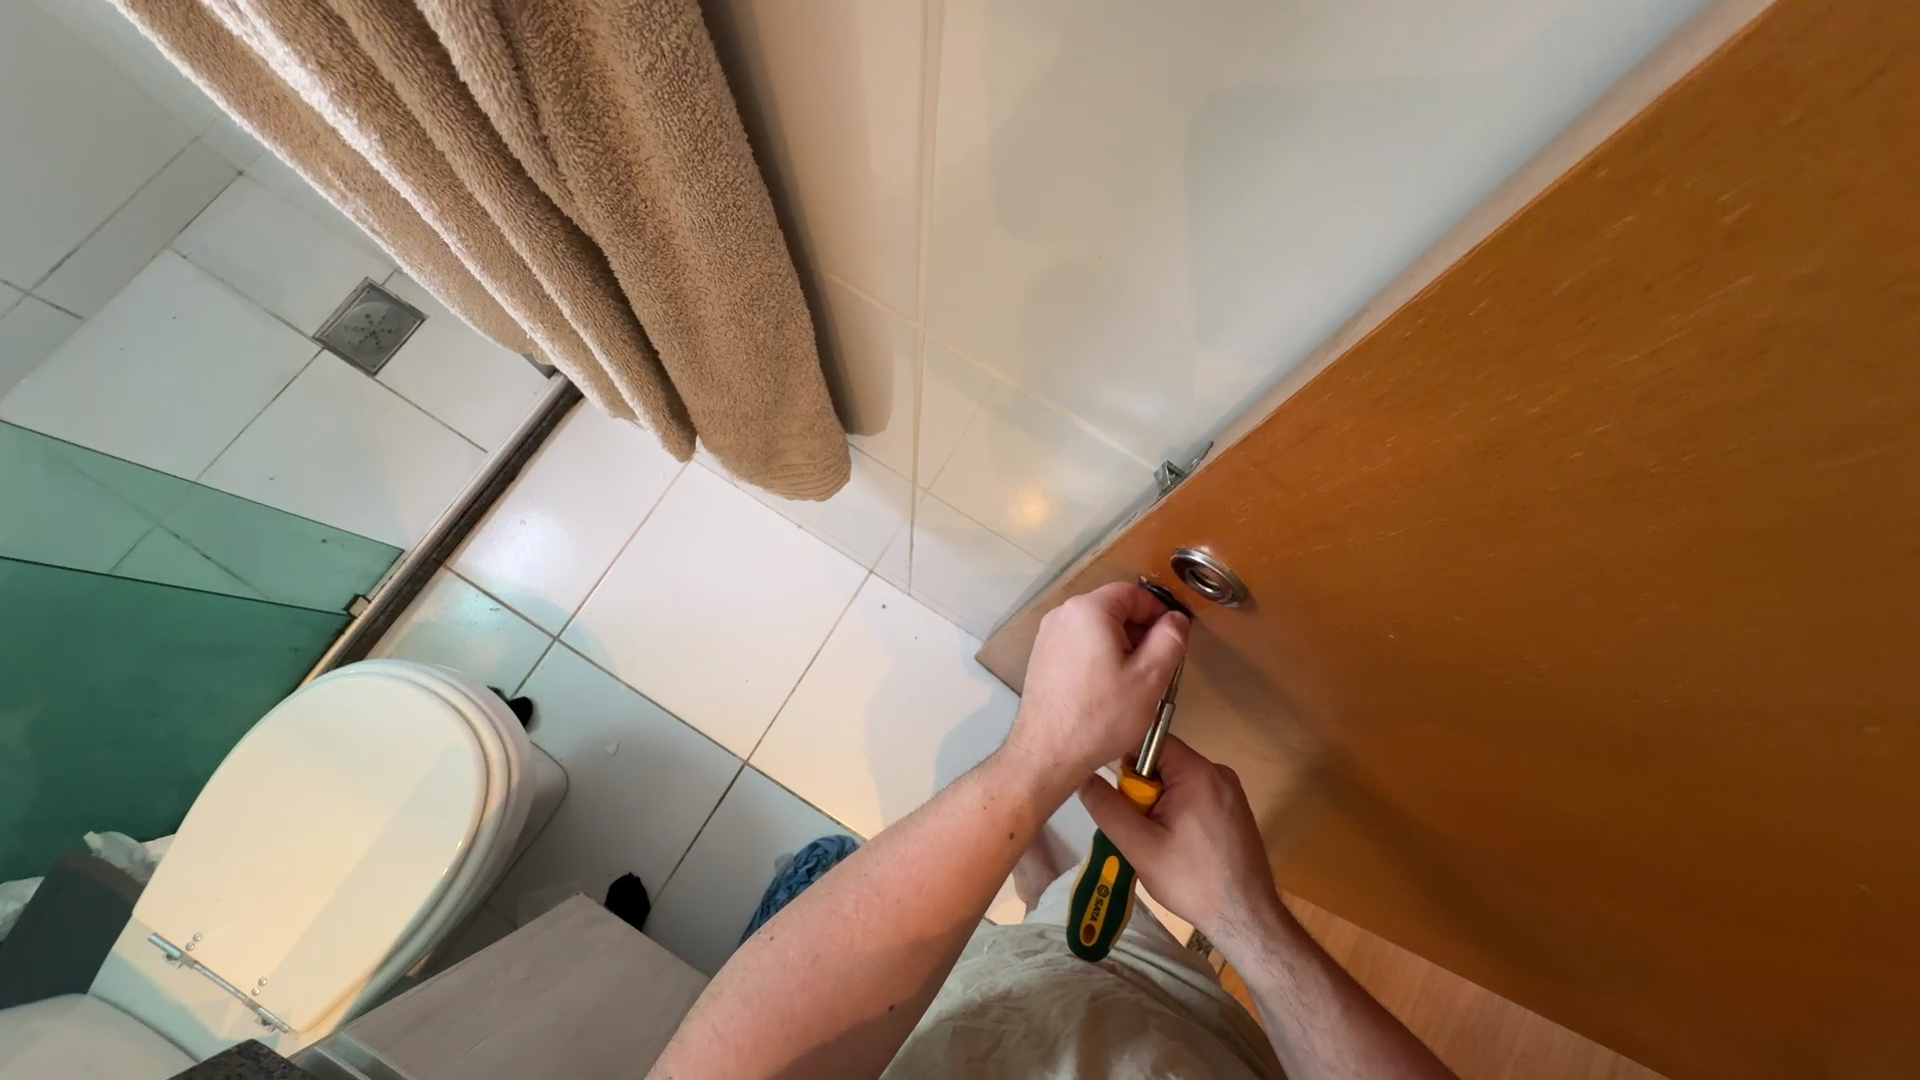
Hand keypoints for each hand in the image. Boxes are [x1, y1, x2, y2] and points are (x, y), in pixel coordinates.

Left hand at [1001, 582, 1188, 784]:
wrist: (1048, 752)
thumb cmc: (1099, 716)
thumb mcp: (1150, 678)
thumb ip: (1170, 640)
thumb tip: (1177, 620)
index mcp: (1088, 610)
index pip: (1132, 592)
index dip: (1159, 611)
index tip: (1173, 637)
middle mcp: (1062, 615)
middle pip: (1113, 608)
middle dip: (1140, 630)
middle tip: (1158, 663)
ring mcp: (1048, 635)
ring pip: (1096, 627)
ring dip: (1120, 645)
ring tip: (1134, 680)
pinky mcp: (1042, 656)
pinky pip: (1079, 643)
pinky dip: (1099, 655)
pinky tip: (1108, 687)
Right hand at [1078, 735, 1283, 945]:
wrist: (1247, 920)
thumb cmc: (1192, 881)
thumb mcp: (1139, 846)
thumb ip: (1107, 807)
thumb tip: (1082, 776)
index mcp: (1197, 771)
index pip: (1151, 739)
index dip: (1127, 759)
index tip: (1120, 791)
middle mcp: (1218, 771)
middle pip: (1163, 761)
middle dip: (1143, 789)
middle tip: (1140, 826)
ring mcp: (1230, 790)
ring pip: (1177, 780)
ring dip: (1159, 803)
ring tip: (1158, 840)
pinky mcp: (1234, 808)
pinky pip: (1194, 794)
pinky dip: (1178, 812)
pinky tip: (1178, 845)